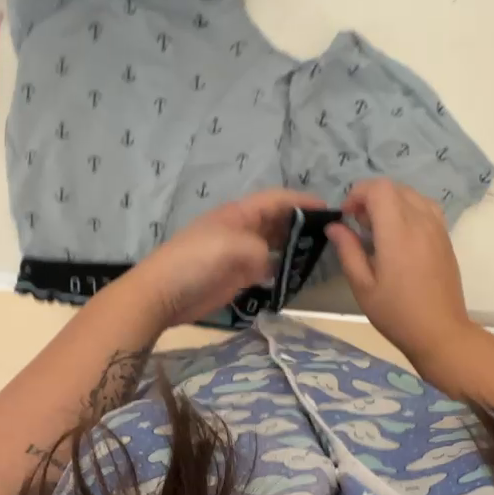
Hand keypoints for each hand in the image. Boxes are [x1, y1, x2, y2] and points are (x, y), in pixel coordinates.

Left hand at [121, 187, 325, 327]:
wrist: (163, 294)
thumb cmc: (196, 262)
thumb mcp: (235, 248)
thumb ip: (261, 251)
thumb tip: (269, 263)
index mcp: (239, 214)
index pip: (276, 200)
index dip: (302, 201)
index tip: (329, 209)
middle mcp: (241, 230)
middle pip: (277, 221)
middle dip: (301, 224)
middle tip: (330, 236)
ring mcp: (238, 254)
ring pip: (272, 245)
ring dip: (293, 248)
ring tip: (319, 255)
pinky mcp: (235, 277)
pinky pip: (264, 269)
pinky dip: (279, 270)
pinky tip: (295, 276)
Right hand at [326, 179, 475, 359]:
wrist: (439, 332)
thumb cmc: (396, 314)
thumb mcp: (363, 286)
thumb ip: (348, 251)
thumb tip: (335, 226)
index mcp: (398, 232)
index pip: (378, 189)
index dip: (358, 194)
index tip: (346, 217)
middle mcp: (421, 221)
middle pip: (395, 188)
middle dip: (371, 198)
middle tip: (358, 226)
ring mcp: (437, 228)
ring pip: (411, 195)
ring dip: (390, 203)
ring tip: (378, 230)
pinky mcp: (445, 238)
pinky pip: (425, 209)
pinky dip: (407, 211)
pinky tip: (398, 237)